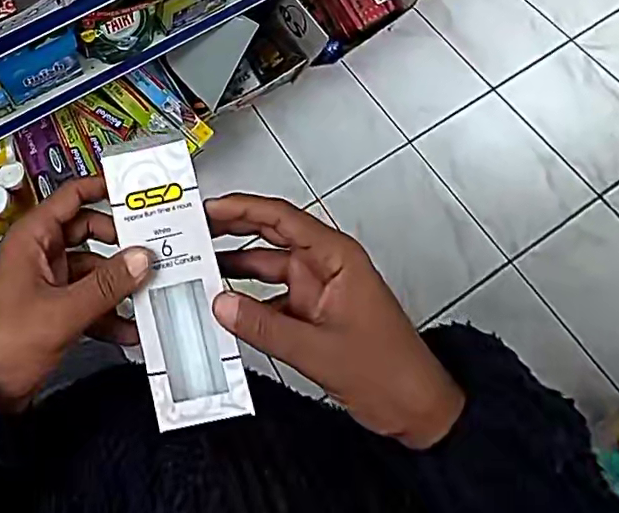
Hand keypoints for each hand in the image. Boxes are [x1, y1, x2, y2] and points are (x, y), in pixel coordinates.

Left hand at [0, 175, 151, 411]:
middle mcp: (41, 253)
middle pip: (90, 231)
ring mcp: (48, 281)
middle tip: (148, 245)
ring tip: (146, 289)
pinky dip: (108, 311)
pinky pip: (89, 299)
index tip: (132, 190)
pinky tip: (128, 327)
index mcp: (34, 238)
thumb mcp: (61, 312)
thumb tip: (140, 259)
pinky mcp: (54, 308)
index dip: (102, 188)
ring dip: (117, 282)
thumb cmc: (1, 345)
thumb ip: (106, 285)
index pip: (72, 196)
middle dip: (119, 242)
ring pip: (93, 268)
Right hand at [208, 194, 465, 448]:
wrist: (418, 411)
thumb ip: (266, 328)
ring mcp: (318, 286)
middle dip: (234, 227)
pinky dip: (249, 298)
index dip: (244, 207)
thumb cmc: (392, 371)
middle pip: (272, 232)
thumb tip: (224, 305)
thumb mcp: (320, 352)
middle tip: (199, 225)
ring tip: (202, 260)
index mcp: (336, 255)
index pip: (283, 217)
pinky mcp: (313, 310)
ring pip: (269, 263)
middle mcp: (326, 263)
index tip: (214, 207)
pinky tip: (227, 305)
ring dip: (237, 263)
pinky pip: (272, 295)